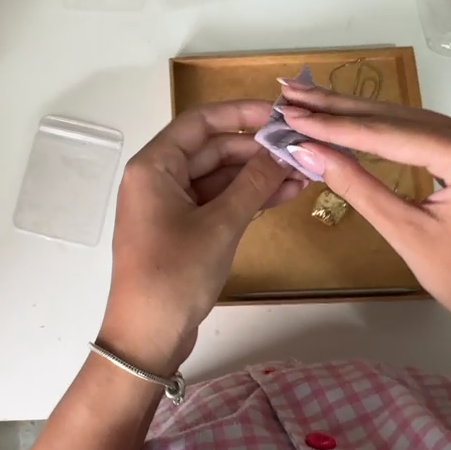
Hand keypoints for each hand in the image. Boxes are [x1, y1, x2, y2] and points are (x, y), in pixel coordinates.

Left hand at [99, 101, 301, 374]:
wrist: (147, 336)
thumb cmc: (175, 273)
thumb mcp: (220, 225)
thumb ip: (253, 183)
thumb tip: (283, 151)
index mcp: (153, 166)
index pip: (199, 122)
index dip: (239, 113)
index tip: (278, 115)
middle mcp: (158, 177)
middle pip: (211, 149)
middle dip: (255, 151)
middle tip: (300, 151)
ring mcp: (169, 204)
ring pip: (218, 177)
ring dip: (256, 175)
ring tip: (302, 174)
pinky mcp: (182, 228)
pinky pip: (217, 201)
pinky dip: (246, 198)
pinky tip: (284, 195)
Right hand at [276, 79, 450, 349]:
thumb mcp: (405, 232)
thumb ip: (356, 185)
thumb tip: (306, 151)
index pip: (388, 134)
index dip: (333, 126)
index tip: (290, 115)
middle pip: (398, 117)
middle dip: (340, 108)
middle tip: (291, 94)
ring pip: (409, 119)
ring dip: (358, 114)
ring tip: (311, 102)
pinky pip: (425, 131)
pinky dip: (385, 128)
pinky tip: (352, 118)